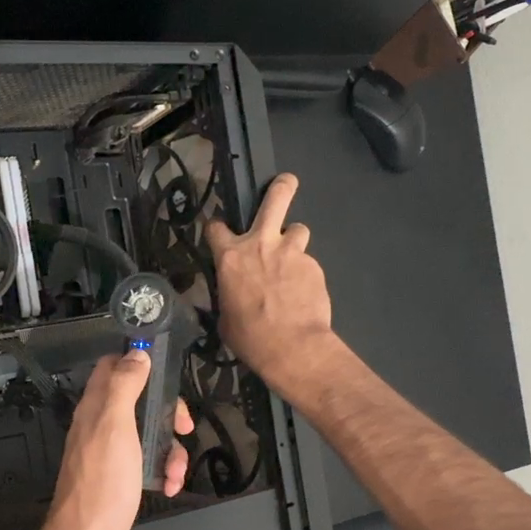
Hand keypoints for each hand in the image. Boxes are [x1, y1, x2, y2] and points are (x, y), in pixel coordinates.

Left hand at [26, 351, 192, 529]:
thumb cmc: (102, 484)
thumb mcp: (116, 427)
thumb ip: (124, 387)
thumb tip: (136, 354)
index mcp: (95, 408)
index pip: (113, 368)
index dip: (139, 365)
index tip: (168, 376)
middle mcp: (98, 426)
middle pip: (139, 401)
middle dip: (166, 412)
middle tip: (184, 427)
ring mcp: (107, 453)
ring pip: (147, 435)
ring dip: (169, 449)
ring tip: (175, 472)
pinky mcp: (116, 478)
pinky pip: (145, 464)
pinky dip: (161, 472)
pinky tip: (167, 487)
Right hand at [206, 174, 343, 393]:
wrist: (292, 347)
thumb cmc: (249, 336)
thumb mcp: (224, 316)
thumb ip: (228, 294)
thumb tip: (232, 295)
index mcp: (230, 257)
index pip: (216, 227)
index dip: (216, 228)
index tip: (218, 232)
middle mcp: (261, 245)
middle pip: (275, 198)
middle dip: (281, 187)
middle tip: (285, 183)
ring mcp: (292, 252)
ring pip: (298, 230)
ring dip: (294, 241)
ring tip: (293, 260)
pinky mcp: (315, 266)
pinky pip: (308, 262)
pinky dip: (304, 273)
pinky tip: (303, 293)